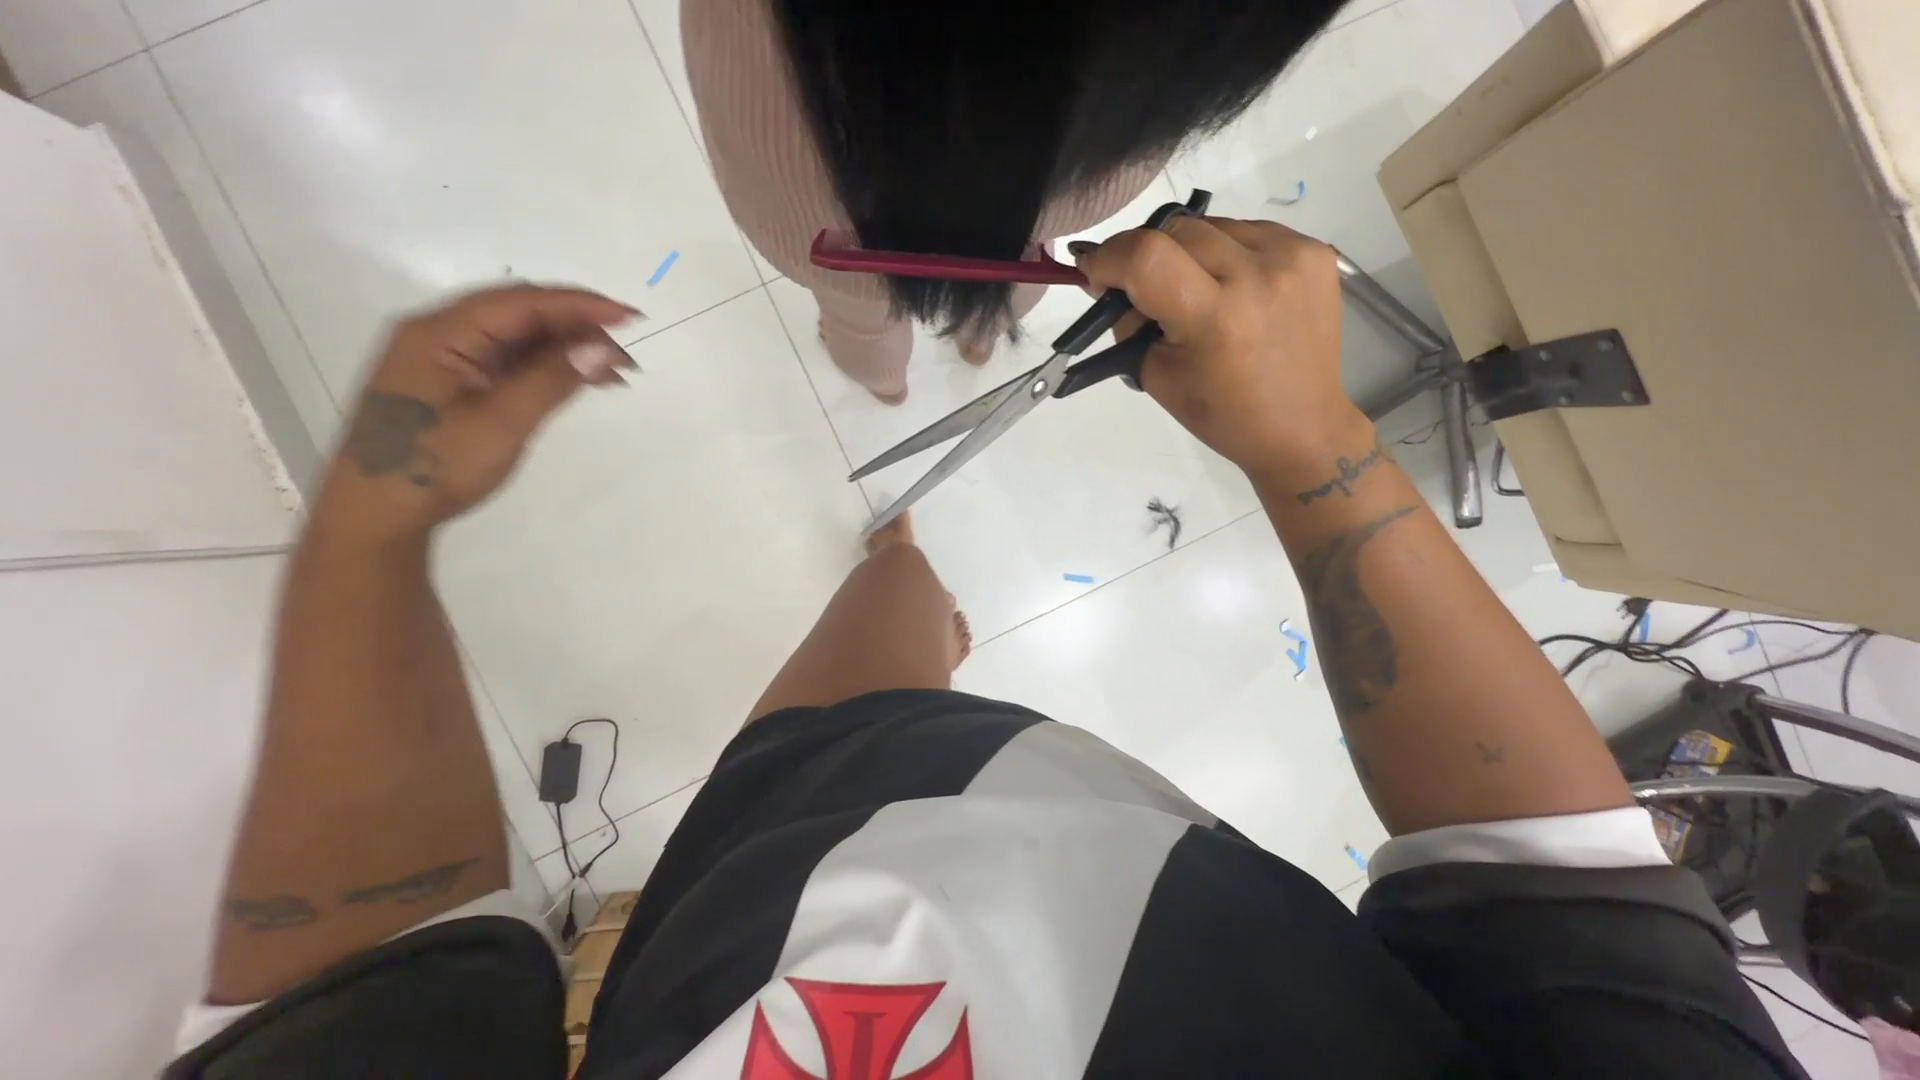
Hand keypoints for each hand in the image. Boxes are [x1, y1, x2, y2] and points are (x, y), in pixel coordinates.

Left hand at [312, 284, 638, 546]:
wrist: (374, 516)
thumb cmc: (432, 467)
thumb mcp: (501, 422)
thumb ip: (552, 379)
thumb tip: (602, 347)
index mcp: (440, 332)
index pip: (522, 301)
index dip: (580, 305)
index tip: (629, 318)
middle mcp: (438, 333)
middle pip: (519, 313)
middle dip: (577, 327)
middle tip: (624, 355)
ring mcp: (442, 359)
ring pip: (515, 337)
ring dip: (565, 349)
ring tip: (611, 374)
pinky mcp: (449, 384)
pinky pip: (504, 360)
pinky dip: (544, 367)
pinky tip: (575, 382)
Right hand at [1076, 217, 1364, 475]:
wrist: (1301, 425)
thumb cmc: (1222, 414)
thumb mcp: (1156, 376)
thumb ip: (1130, 324)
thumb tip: (1114, 285)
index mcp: (1216, 318)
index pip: (1146, 257)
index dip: (1109, 258)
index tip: (1096, 275)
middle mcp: (1258, 276)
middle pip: (1176, 230)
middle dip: (1144, 254)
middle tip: (1139, 288)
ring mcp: (1293, 257)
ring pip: (1211, 225)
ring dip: (1187, 251)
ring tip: (1193, 291)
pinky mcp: (1315, 251)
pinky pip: (1248, 231)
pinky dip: (1226, 252)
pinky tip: (1231, 287)